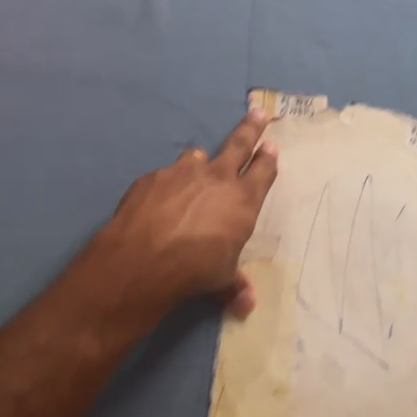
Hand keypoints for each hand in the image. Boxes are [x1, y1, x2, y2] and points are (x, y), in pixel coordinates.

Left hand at [93, 109, 279, 316]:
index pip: (263, 171)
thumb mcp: (221, 280)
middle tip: (258, 112)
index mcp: (242, 200)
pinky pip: (164, 176)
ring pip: (197, 158)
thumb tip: (246, 304)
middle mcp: (216, 179)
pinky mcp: (152, 177)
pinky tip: (157, 203)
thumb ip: (234, 285)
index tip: (272, 146)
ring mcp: (182, 173)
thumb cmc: (195, 270)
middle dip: (251, 128)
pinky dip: (165, 186)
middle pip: (239, 145)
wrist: (145, 259)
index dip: (268, 159)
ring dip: (199, 165)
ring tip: (196, 172)